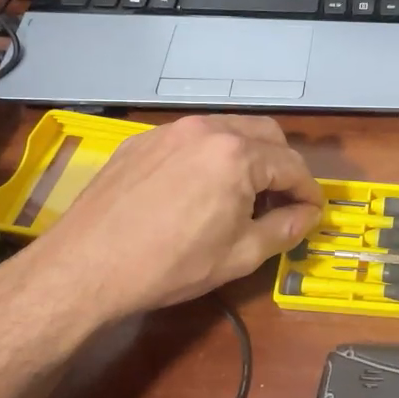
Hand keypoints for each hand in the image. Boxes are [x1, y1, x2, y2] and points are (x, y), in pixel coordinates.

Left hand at [15, 116, 322, 323]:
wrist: (85, 267)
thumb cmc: (171, 264)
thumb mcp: (241, 254)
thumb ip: (285, 228)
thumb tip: (309, 214)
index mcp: (238, 154)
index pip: (292, 165)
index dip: (309, 192)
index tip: (313, 213)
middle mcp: (208, 129)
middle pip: (266, 135)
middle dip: (283, 165)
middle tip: (283, 200)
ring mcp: (171, 131)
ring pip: (229, 131)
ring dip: (249, 156)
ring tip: (244, 193)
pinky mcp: (142, 140)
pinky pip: (192, 139)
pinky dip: (211, 156)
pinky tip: (200, 189)